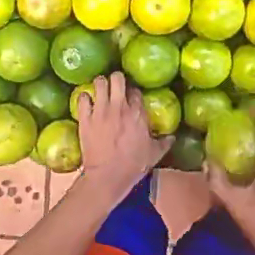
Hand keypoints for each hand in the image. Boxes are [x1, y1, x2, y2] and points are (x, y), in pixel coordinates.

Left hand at [73, 72, 170, 203]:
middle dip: (116, 78)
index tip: (131, 97)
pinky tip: (86, 101)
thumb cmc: (133, 165)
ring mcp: (101, 111)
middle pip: (118, 78)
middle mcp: (119, 107)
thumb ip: (164, 143)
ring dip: (100, 84)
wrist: (108, 176)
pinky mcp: (85, 118)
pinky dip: (84, 97)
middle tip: (115, 85)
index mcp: (137, 113)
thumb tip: (172, 137)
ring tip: (100, 89)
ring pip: (99, 83)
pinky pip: (82, 98)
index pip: (135, 91)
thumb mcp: (154, 154)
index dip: (133, 92)